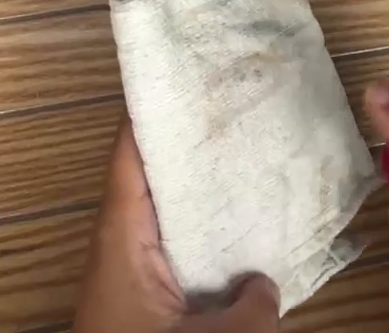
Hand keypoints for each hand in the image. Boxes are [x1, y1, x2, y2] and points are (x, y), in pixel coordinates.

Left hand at [73, 119, 280, 332]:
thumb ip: (251, 309)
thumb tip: (266, 284)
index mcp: (122, 229)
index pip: (131, 148)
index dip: (155, 108)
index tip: (189, 79)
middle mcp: (122, 235)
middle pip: (153, 170)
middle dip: (189, 142)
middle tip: (233, 110)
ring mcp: (131, 262)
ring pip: (165, 207)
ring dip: (198, 187)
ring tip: (243, 156)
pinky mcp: (142, 289)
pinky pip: (173, 241)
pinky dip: (200, 228)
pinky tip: (237, 229)